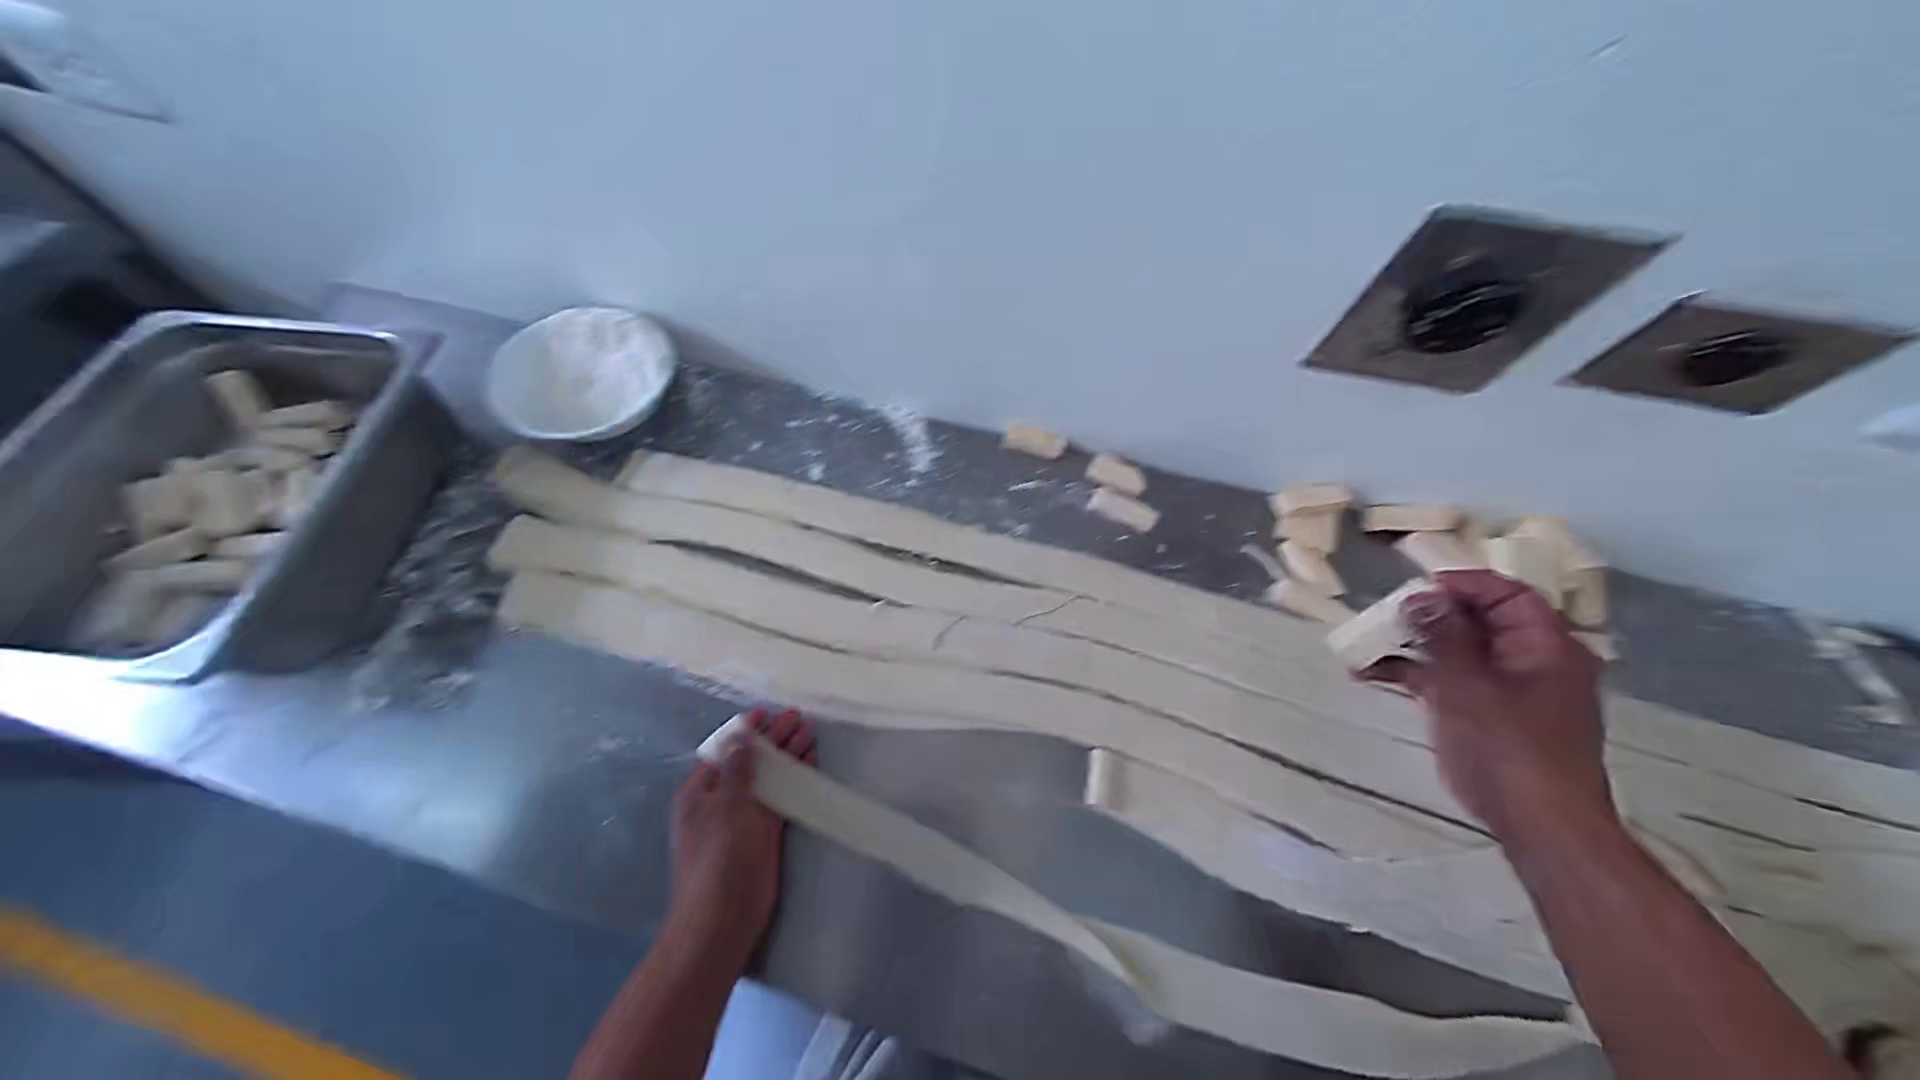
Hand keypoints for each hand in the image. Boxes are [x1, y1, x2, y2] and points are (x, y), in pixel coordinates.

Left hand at [665, 708, 815, 960]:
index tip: (768, 711)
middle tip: (800, 719)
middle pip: (751, 761)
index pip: (727, 750)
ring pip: (768, 778)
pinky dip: (793, 780)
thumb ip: (738, 769)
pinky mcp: (762, 835)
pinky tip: (809, 765)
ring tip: (810, 733)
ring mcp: (742, 819)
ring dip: (787, 756)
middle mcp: (720, 801)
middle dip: (774, 739)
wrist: (721, 922)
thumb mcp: (728, 807)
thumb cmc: (719, 860)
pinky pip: (779, 799)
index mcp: (701, 792)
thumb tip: (740, 734)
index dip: (748, 730)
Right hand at [1392, 571, 1613, 842]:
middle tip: (1384, 616)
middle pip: (1477, 620)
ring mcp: (1508, 689)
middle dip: (1426, 615)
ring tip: (1366, 645)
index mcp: (1546, 647)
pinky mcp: (1485, 714)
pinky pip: (1447, 680)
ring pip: (1456, 651)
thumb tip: (1421, 599)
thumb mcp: (1469, 684)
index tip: (1415, 587)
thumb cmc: (1509, 747)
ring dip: (1411, 646)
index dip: (1462, 584)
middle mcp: (1531, 661)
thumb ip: (1443, 636)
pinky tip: (1371, 675)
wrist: (1538, 823)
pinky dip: (1413, 675)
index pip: (1507, 595)